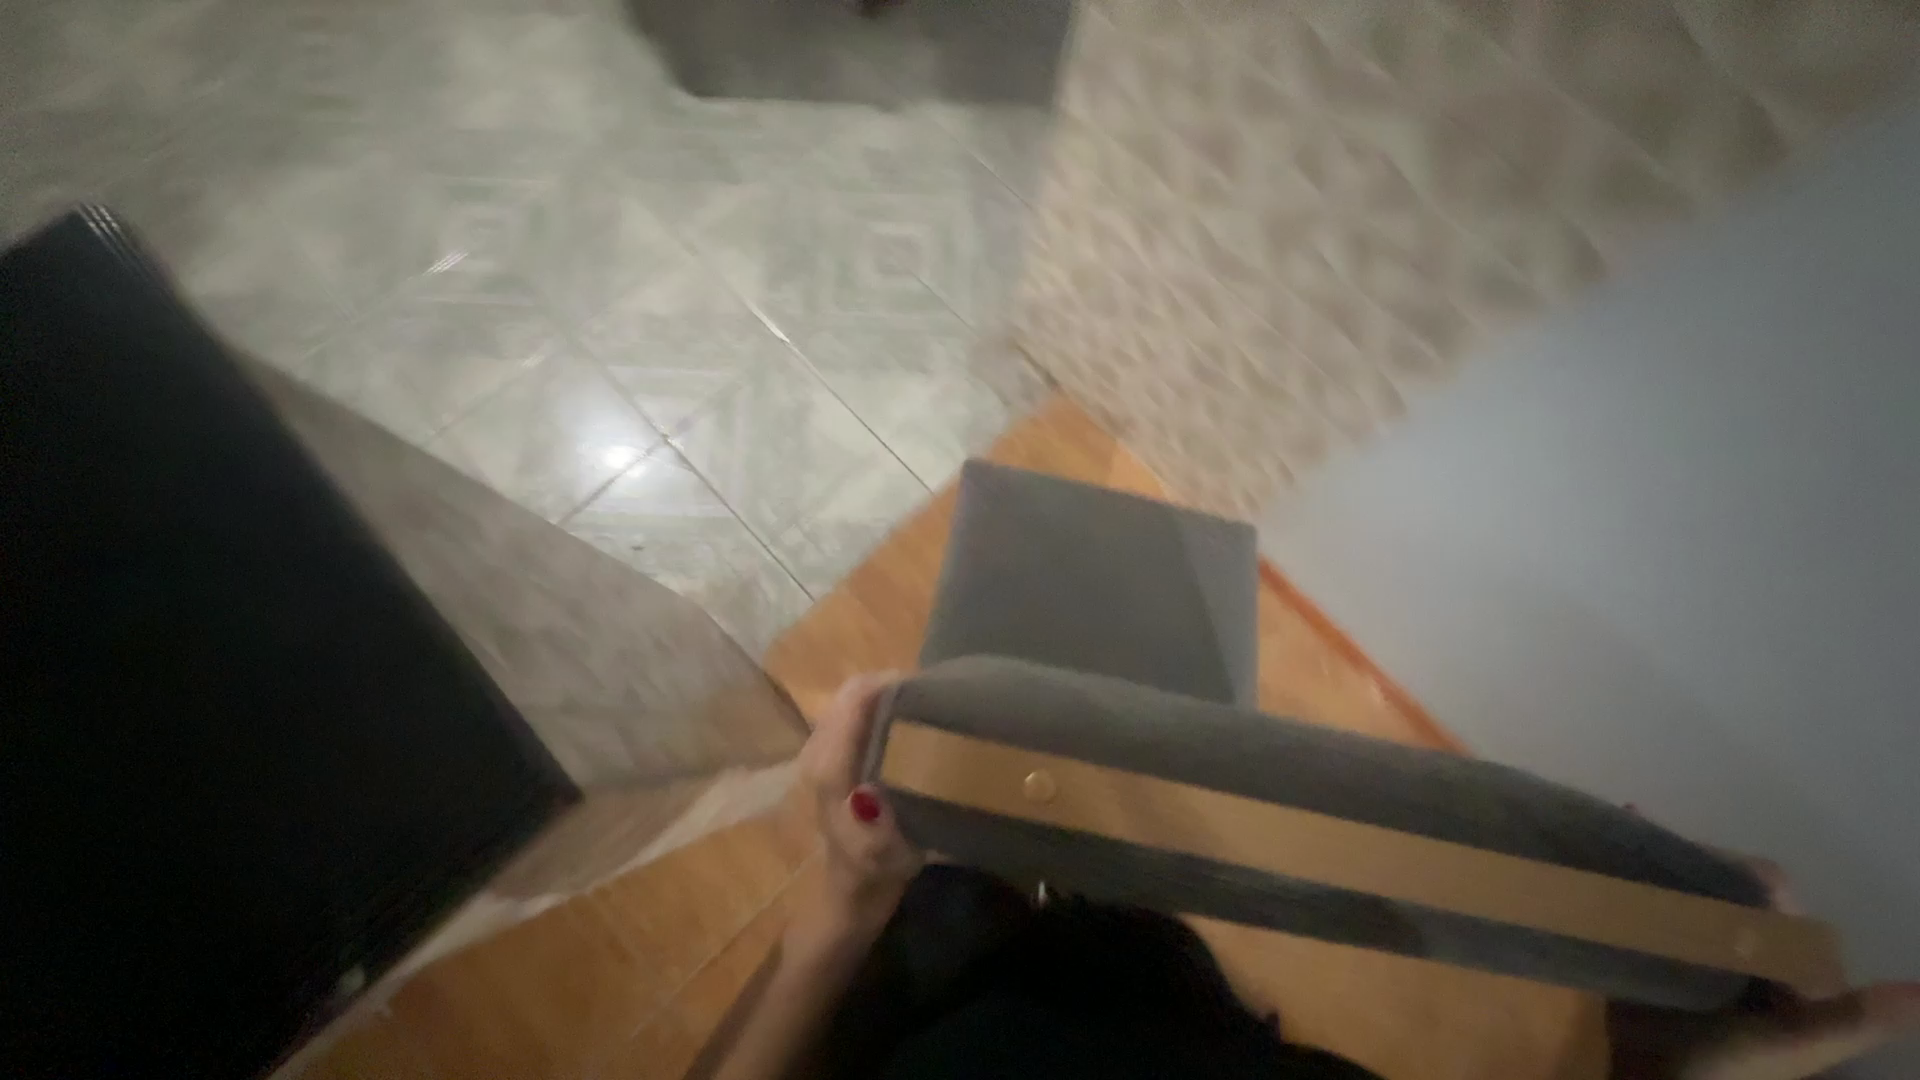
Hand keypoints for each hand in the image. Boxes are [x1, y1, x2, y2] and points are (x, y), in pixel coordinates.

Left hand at [796, 673, 923, 933]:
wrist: (850, 897)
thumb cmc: (869, 874)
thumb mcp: (879, 858)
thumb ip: (875, 830)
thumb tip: (871, 793)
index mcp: (829, 766)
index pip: (854, 700)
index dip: (890, 683)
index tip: (932, 686)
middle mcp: (820, 750)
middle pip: (852, 694)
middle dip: (891, 685)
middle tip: (935, 694)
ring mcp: (825, 753)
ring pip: (854, 702)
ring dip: (887, 695)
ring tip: (927, 703)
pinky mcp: (834, 759)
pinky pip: (858, 716)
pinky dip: (882, 709)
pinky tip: (910, 723)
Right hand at [1607, 859, 1919, 1078]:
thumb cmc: (1731, 1070)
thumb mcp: (1793, 1047)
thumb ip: (1849, 1019)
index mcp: (1786, 964)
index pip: (1770, 897)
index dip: (1739, 870)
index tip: (1695, 856)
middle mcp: (1743, 949)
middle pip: (1719, 886)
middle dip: (1688, 858)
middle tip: (1645, 842)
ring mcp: (1693, 947)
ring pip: (1680, 890)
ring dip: (1656, 860)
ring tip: (1623, 831)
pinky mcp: (1649, 949)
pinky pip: (1643, 906)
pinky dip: (1628, 876)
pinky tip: (1606, 849)